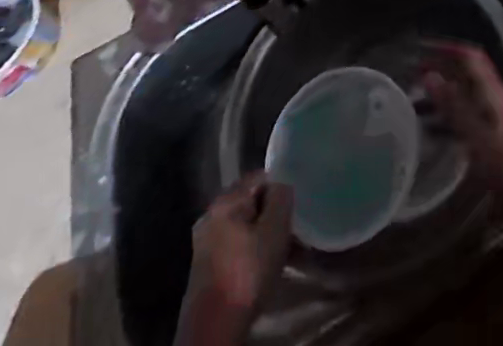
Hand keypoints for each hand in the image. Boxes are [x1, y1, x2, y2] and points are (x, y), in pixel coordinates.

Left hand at [184, 173, 293, 320]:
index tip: (296, 207)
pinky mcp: (207, 261)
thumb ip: (281, 198)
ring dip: (266, 232)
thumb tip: (283, 182)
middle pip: (251, 200)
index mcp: (226, 199)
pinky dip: (253, 247)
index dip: (281, 188)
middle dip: (274, 212)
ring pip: (245, 223)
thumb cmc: (247, 272)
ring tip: (285, 249)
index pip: (260, 176)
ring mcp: (206, 237)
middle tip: (293, 230)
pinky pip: (237, 241)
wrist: (214, 325)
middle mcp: (211, 212)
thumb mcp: (274, 231)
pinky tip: (266, 263)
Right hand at [420, 40, 502, 193]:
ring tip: (412, 98)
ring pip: (461, 94)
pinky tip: (426, 127)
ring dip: (439, 93)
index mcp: (494, 92)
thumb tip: (430, 75)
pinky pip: (460, 115)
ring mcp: (490, 117)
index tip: (422, 49)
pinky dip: (443, 114)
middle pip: (464, 73)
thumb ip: (455, 106)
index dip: (448, 48)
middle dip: (439, 69)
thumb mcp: (478, 137)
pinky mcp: (486, 134)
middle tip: (411, 74)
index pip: (471, 57)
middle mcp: (492, 98)